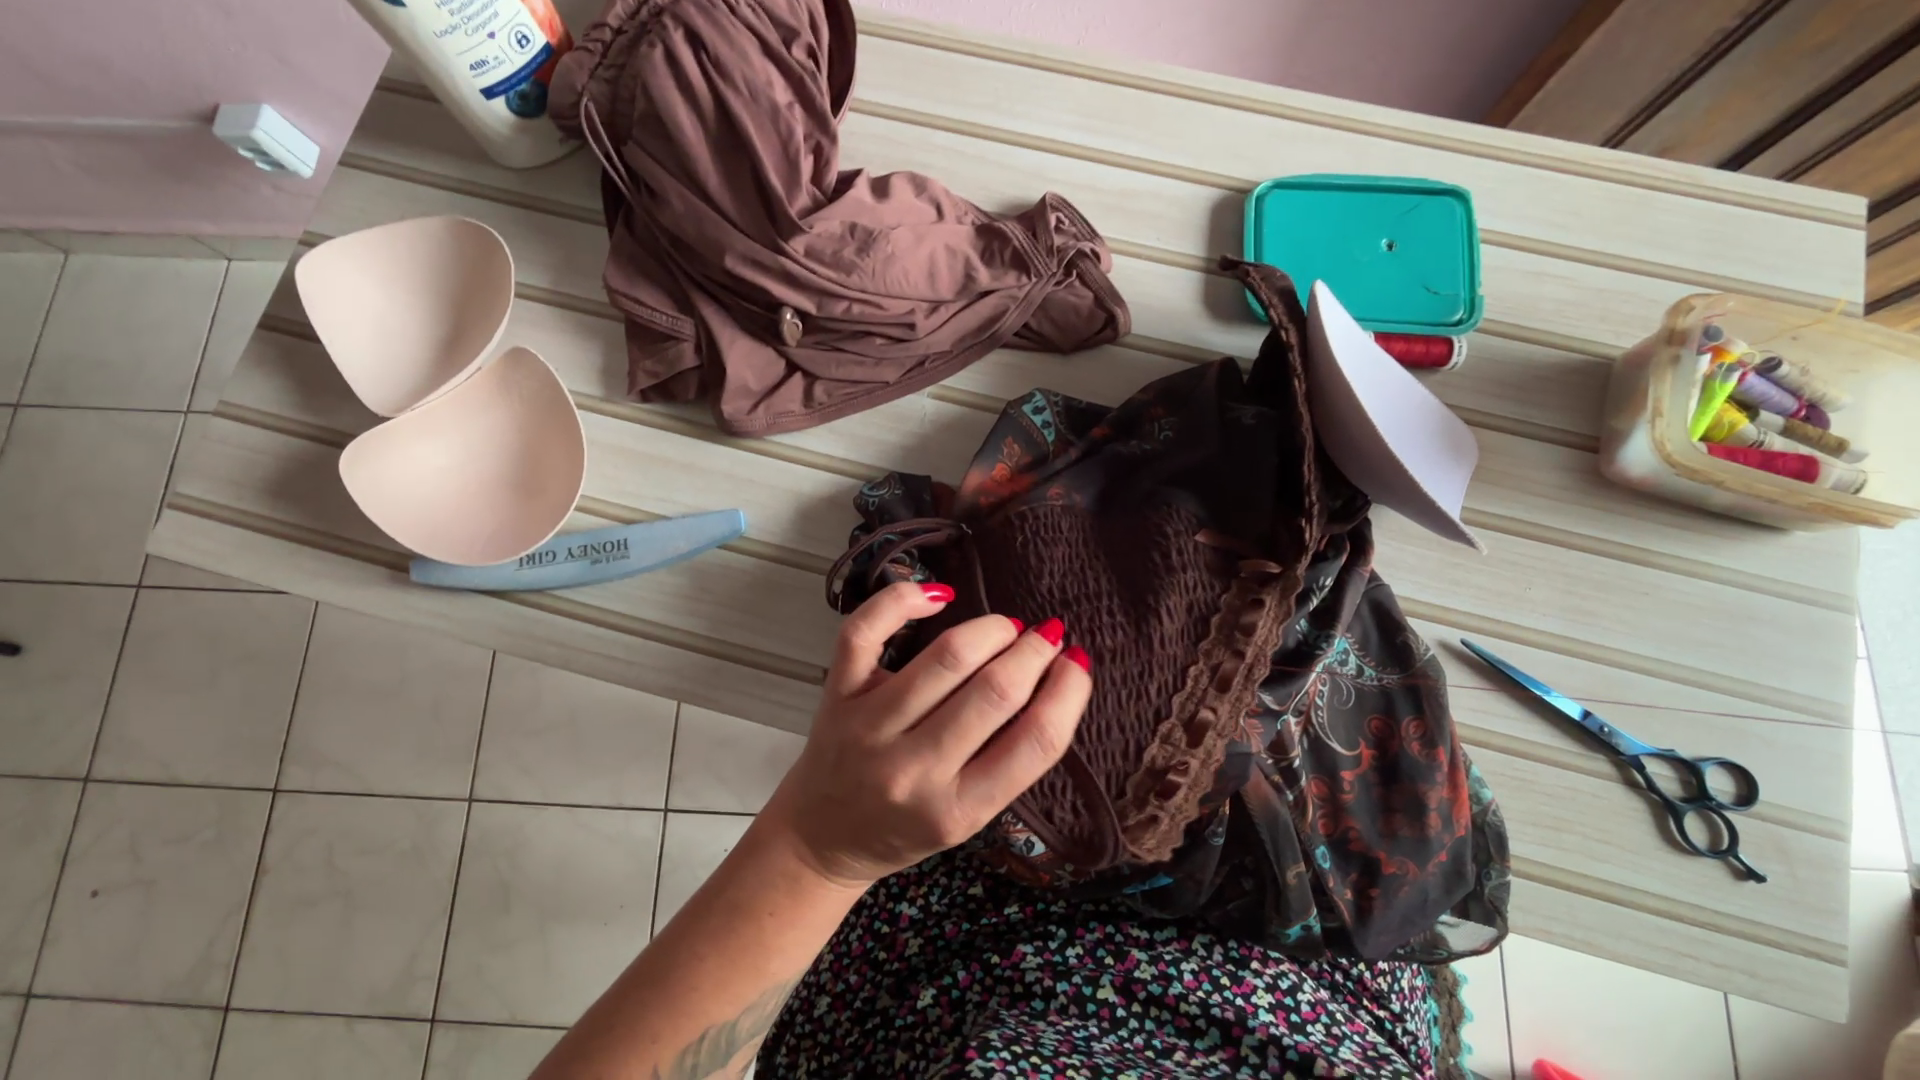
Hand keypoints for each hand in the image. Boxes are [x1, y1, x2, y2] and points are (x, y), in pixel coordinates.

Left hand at [760, 580, 1092, 889]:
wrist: (823, 838)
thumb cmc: (906, 828)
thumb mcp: (969, 817)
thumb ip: (1009, 761)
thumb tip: (1055, 678)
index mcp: (958, 810)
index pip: (1034, 742)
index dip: (1068, 691)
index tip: (1077, 662)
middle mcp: (913, 770)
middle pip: (994, 691)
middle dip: (1033, 651)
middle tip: (1047, 636)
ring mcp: (870, 728)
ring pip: (943, 657)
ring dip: (990, 629)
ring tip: (1008, 627)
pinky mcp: (837, 695)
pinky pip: (865, 632)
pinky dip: (902, 600)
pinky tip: (939, 594)